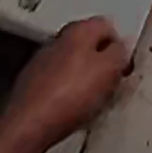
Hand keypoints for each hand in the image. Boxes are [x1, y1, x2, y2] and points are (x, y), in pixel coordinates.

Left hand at [0, 16, 133, 152]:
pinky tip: (68, 108)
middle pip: (88, 44)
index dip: (119, 46)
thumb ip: (121, 53)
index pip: (108, 25)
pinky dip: (63, 91)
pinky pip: (55, 81)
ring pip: (71, 62)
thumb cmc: (67, 97)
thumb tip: (122, 49)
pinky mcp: (30, 83)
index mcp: (80, 28)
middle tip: (107, 83)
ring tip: (88, 100)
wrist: (28, 126)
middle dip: (99, 62)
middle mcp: (59, 37)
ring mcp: (42, 59)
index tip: (123, 65)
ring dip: (80, 77)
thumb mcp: (109, 71)